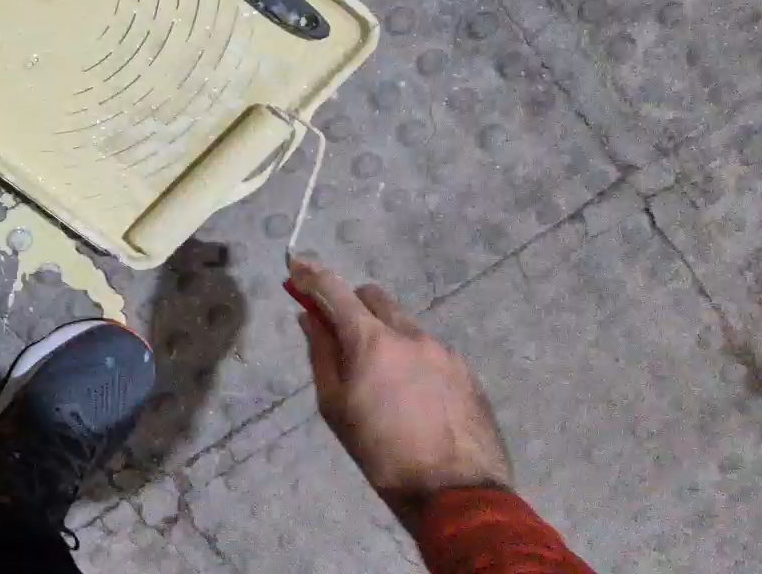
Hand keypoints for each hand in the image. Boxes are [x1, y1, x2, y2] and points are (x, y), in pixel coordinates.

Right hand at [288, 257, 511, 522]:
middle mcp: (410, 335)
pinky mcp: (468, 374)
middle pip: (373, 296)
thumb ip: (321, 352)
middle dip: (351, 303)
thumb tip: (309, 319)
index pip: (333, 288)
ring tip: (382, 373)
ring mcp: (444, 353)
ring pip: (404, 323)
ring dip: (384, 332)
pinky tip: (412, 391)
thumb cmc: (380, 448)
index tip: (294, 266)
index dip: (309, 273)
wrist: (459, 494)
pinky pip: (429, 349)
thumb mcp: (334, 403)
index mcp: (372, 340)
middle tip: (340, 330)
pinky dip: (411, 355)